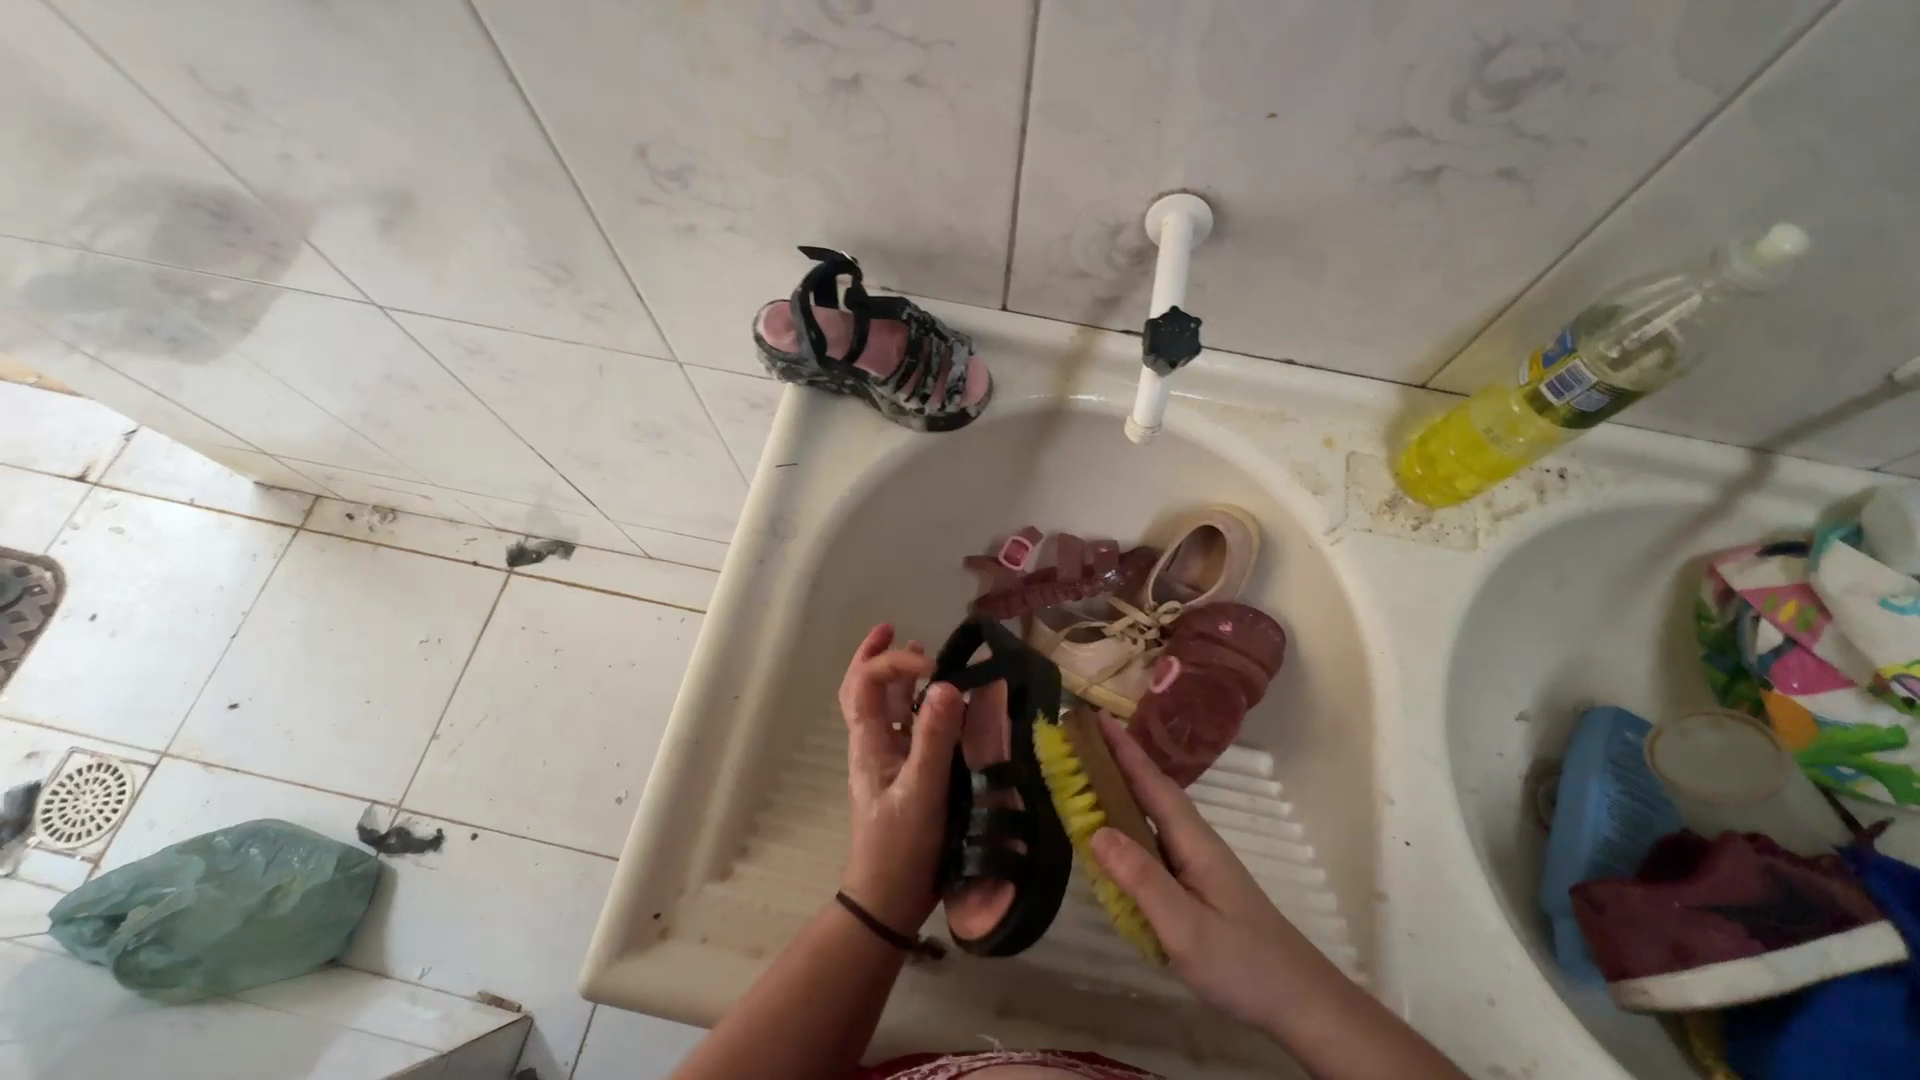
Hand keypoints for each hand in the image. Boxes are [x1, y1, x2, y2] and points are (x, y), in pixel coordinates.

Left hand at [836, 623, 962, 932]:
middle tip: (893, 629)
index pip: (865, 684)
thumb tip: (946, 686)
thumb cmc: (900, 847)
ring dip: (899, 679)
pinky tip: (943, 705)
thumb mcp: (921, 792)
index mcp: (868, 743)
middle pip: (865, 690)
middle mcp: (875, 745)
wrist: (890, 900)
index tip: (930, 667)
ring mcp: (890, 762)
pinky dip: (921, 708)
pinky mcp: (909, 778)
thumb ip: (934, 740)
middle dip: (876, 658)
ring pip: (888, 709)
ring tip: (919, 654)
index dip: (890, 664)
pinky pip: (910, 731)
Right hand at [1088, 714, 1322, 1032]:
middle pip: (1152, 794)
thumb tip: (1096, 830)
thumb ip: (1141, 879)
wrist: (1301, 1002)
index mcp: (1194, 842)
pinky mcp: (1198, 889)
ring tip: (1085, 780)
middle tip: (1078, 743)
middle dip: (1117, 764)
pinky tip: (1113, 843)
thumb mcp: (1185, 927)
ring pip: (1153, 820)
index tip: (1095, 718)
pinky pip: (1155, 846)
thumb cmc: (1243, 963)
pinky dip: (1129, 831)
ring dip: (1122, 795)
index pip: (1152, 785)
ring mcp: (1199, 867)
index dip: (1123, 751)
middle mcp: (1196, 844)